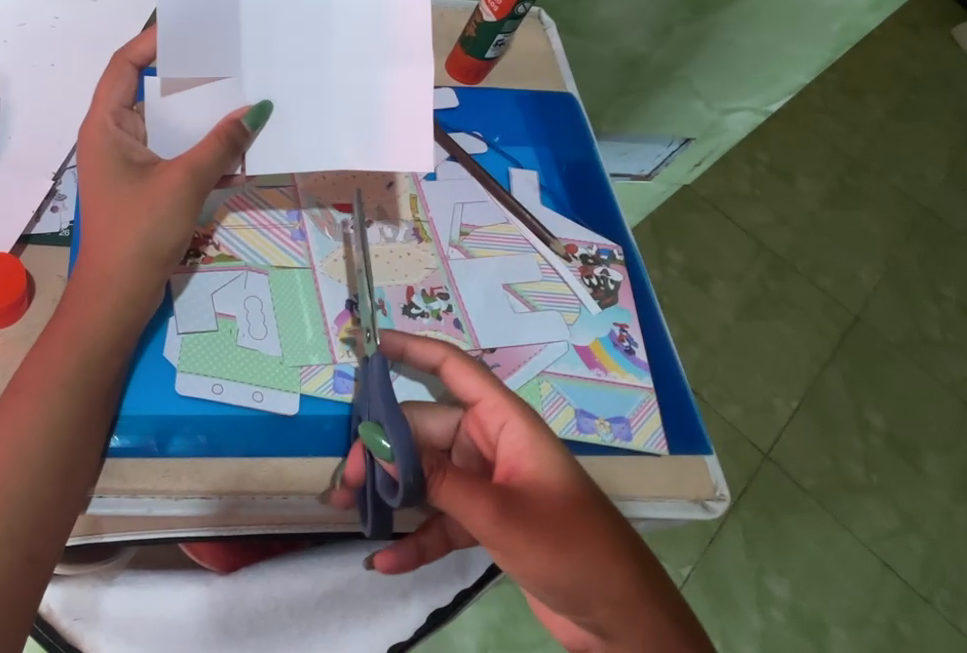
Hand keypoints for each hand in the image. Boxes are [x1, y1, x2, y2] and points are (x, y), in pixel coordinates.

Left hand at [69, 27, 270, 327]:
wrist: (116, 297)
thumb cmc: (138, 232)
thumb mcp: (184, 182)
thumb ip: (222, 144)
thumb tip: (257, 108)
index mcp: (105, 124)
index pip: (125, 64)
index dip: (154, 40)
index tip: (194, 26)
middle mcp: (111, 135)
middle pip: (148, 89)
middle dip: (187, 75)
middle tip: (227, 57)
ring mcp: (126, 161)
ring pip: (165, 123)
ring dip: (198, 114)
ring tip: (238, 94)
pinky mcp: (142, 184)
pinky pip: (173, 150)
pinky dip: (199, 145)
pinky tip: (233, 146)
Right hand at [330, 331, 711, 652]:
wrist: (623, 621)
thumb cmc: (571, 549)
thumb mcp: (499, 513)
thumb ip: (436, 480)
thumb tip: (380, 448)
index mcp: (503, 423)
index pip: (452, 369)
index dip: (412, 351)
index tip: (368, 345)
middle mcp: (490, 445)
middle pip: (423, 430)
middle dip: (383, 452)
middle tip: (343, 480)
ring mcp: (486, 485)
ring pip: (425, 475)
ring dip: (390, 494)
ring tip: (347, 511)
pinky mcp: (485, 522)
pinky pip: (439, 519)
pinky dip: (414, 537)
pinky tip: (385, 559)